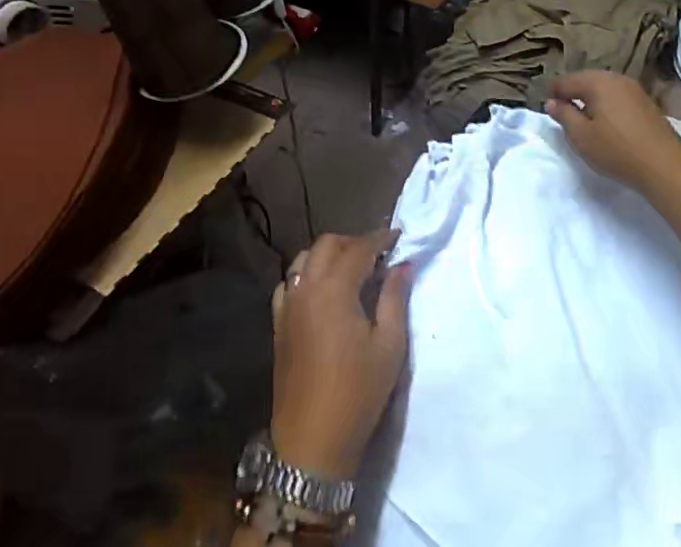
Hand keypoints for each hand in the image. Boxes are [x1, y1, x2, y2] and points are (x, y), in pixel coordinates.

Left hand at [270, 229, 412, 479]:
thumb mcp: (390, 343)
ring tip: (353, 269)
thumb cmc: (359, 391)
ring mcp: (287, 309)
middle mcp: (305, 291)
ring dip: (329, 255)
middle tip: (379, 254)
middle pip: (326, 245)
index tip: (399, 236)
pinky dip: (307, 276)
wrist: (312, 442)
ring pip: (303, 261)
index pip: (358, 248)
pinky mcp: (278, 327)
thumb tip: (402, 265)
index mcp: (334, 291)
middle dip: (354, 242)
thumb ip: (395, 297)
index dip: (381, 238)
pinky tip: (324, 292)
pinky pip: (289, 285)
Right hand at [545, 72, 680, 201]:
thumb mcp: (581, 136)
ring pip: (604, 87)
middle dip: (572, 92)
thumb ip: (564, 115)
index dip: (553, 93)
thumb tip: (552, 101)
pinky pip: (618, 96)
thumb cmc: (616, 150)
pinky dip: (607, 103)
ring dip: (591, 98)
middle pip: (587, 79)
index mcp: (598, 82)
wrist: (664, 165)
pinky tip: (606, 121)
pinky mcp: (647, 102)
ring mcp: (635, 89)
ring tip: (582, 118)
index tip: (546, 108)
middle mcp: (617, 78)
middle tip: (562, 112)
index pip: (566, 81)